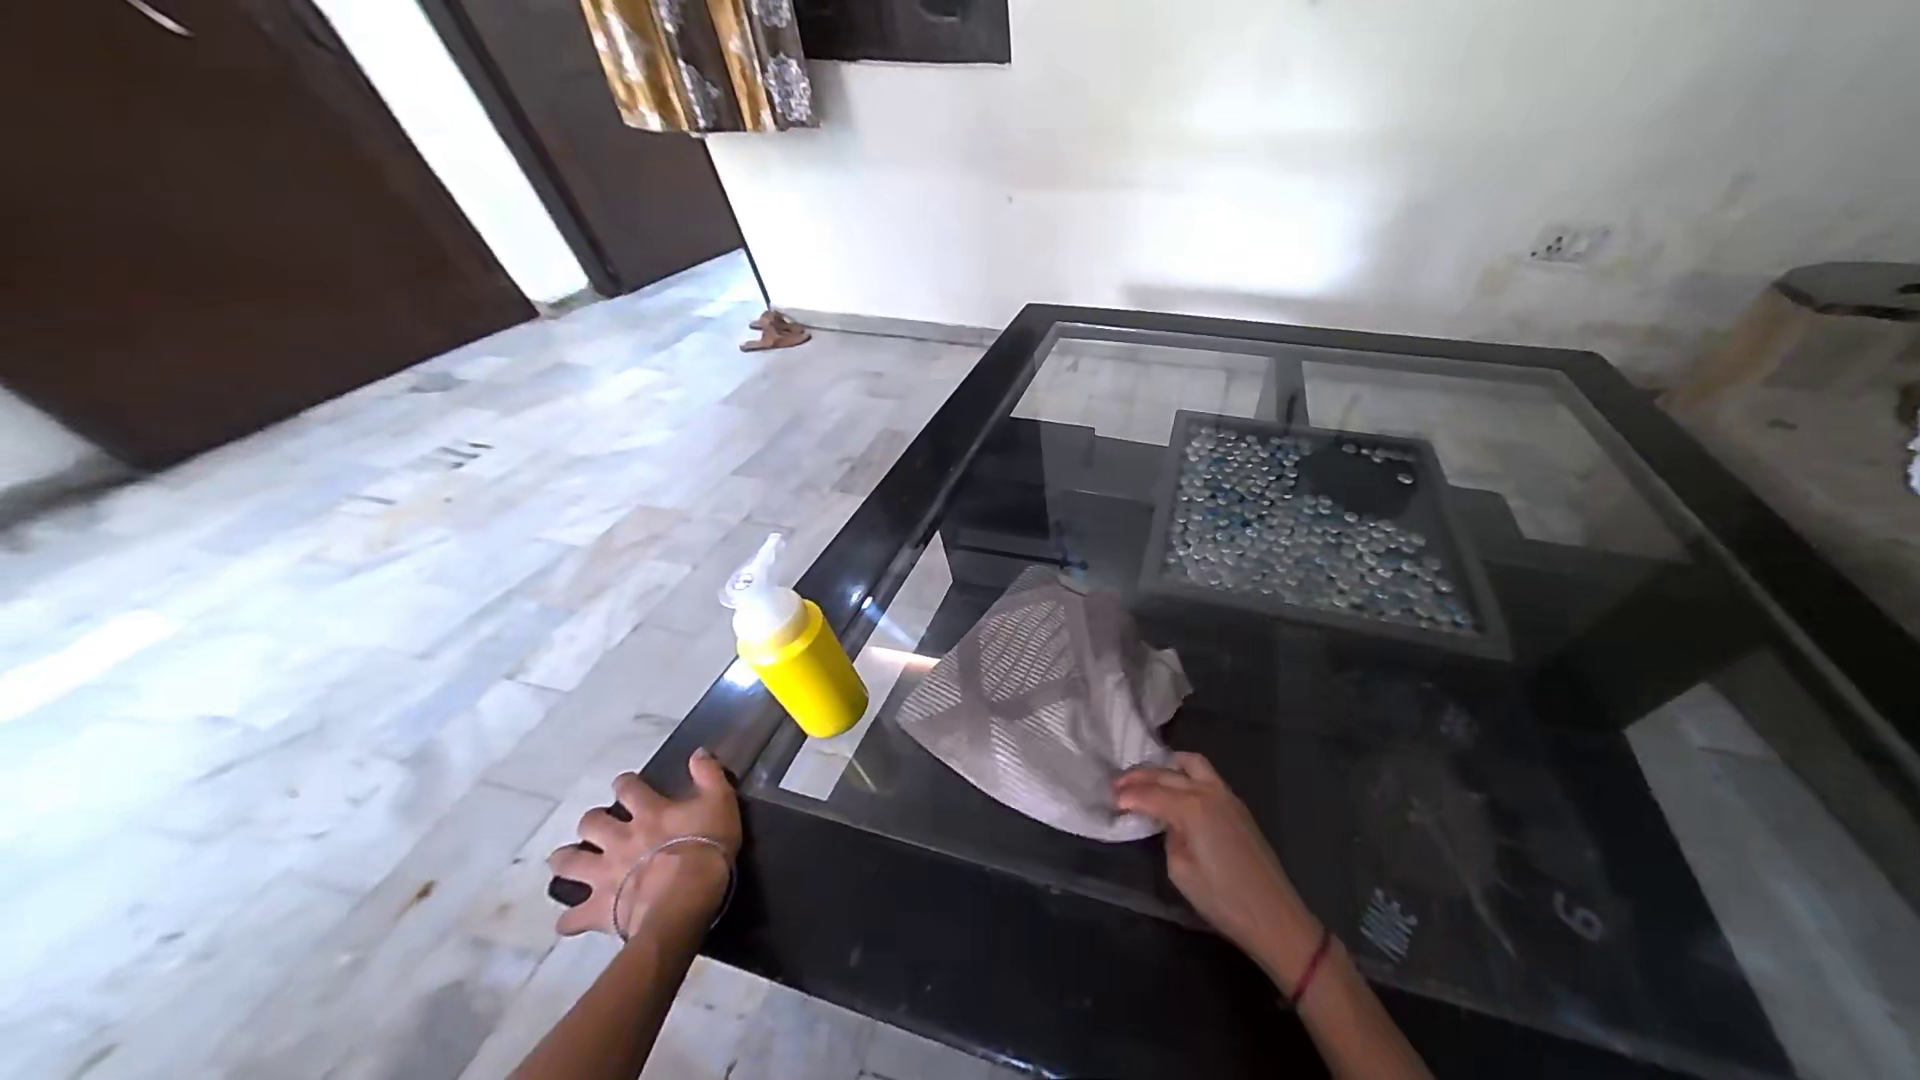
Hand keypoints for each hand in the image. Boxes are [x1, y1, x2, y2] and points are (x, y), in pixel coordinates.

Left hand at [546, 748, 740, 938]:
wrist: (687, 896)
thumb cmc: (707, 846)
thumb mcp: (720, 801)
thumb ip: (709, 773)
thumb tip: (698, 751)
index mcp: (648, 812)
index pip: (628, 788)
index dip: (625, 783)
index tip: (625, 784)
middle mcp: (619, 838)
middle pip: (590, 823)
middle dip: (591, 822)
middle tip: (598, 827)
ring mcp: (605, 874)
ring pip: (570, 863)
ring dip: (566, 861)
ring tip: (568, 862)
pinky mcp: (600, 909)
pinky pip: (573, 918)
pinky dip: (570, 920)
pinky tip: (571, 920)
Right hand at [1113, 752, 1319, 976]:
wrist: (1274, 916)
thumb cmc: (1222, 899)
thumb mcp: (1180, 870)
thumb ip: (1168, 836)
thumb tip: (1168, 823)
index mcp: (1192, 808)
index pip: (1150, 794)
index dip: (1127, 796)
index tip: (1110, 800)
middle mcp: (1208, 792)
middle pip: (1166, 774)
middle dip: (1139, 777)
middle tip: (1117, 786)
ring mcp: (1226, 795)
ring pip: (1191, 763)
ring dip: (1166, 767)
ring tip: (1147, 778)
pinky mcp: (1237, 806)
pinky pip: (1206, 775)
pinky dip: (1184, 774)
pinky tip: (1174, 789)